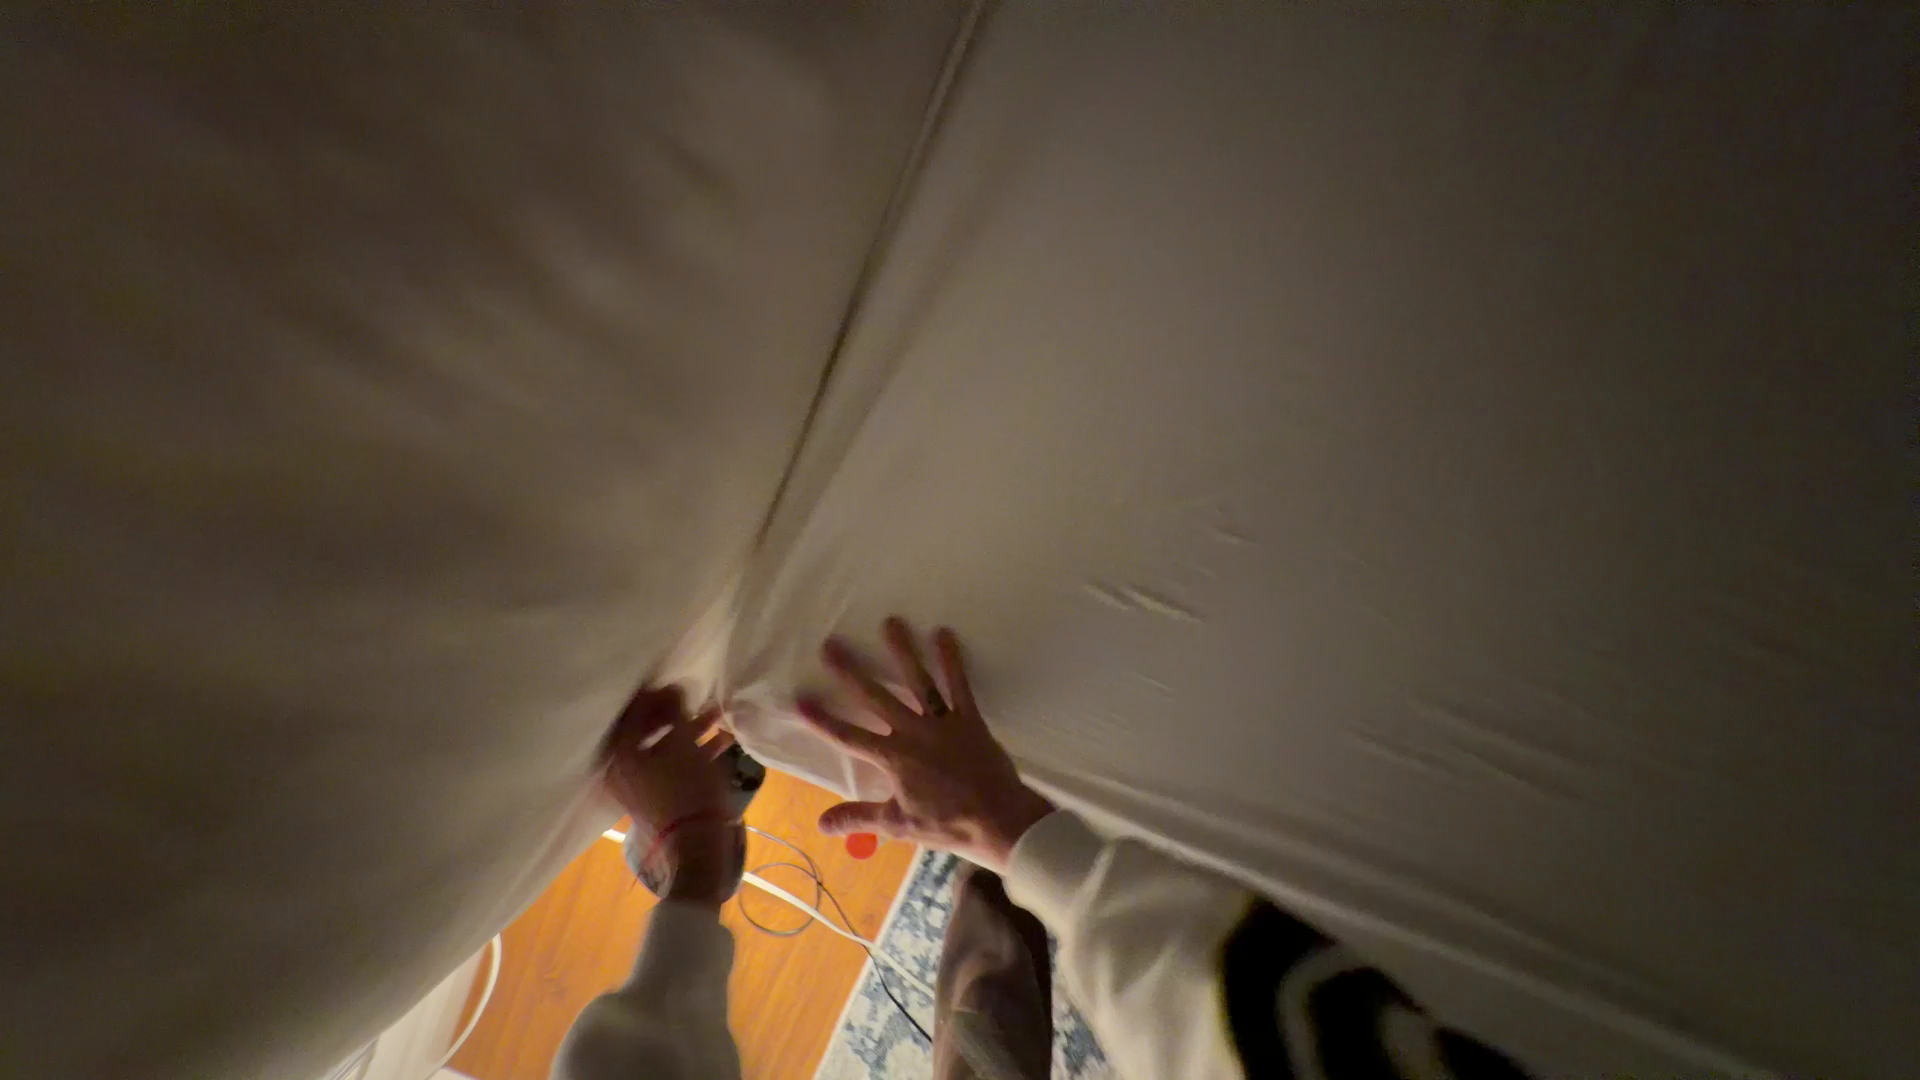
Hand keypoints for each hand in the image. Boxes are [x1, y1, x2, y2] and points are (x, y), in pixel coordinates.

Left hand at [600, 684, 740, 906]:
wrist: (696, 846)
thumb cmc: (687, 790)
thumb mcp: (683, 744)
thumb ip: (674, 712)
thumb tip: (670, 688)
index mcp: (620, 756)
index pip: (630, 713)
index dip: (652, 695)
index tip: (676, 683)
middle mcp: (623, 771)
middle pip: (648, 731)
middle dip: (676, 713)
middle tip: (696, 698)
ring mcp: (641, 786)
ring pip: (665, 748)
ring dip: (690, 730)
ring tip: (718, 715)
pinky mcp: (660, 798)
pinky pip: (674, 766)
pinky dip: (694, 752)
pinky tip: (723, 741)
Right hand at [797, 617, 1053, 873]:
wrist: (997, 819)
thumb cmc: (948, 824)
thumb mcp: (899, 824)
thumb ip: (860, 817)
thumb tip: (821, 823)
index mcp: (892, 758)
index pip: (848, 736)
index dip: (822, 719)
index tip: (800, 698)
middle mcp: (912, 732)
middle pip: (875, 697)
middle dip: (850, 671)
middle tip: (830, 645)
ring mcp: (941, 722)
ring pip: (917, 680)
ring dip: (902, 651)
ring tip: (890, 622)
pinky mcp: (969, 717)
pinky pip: (958, 684)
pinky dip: (951, 659)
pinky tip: (943, 634)